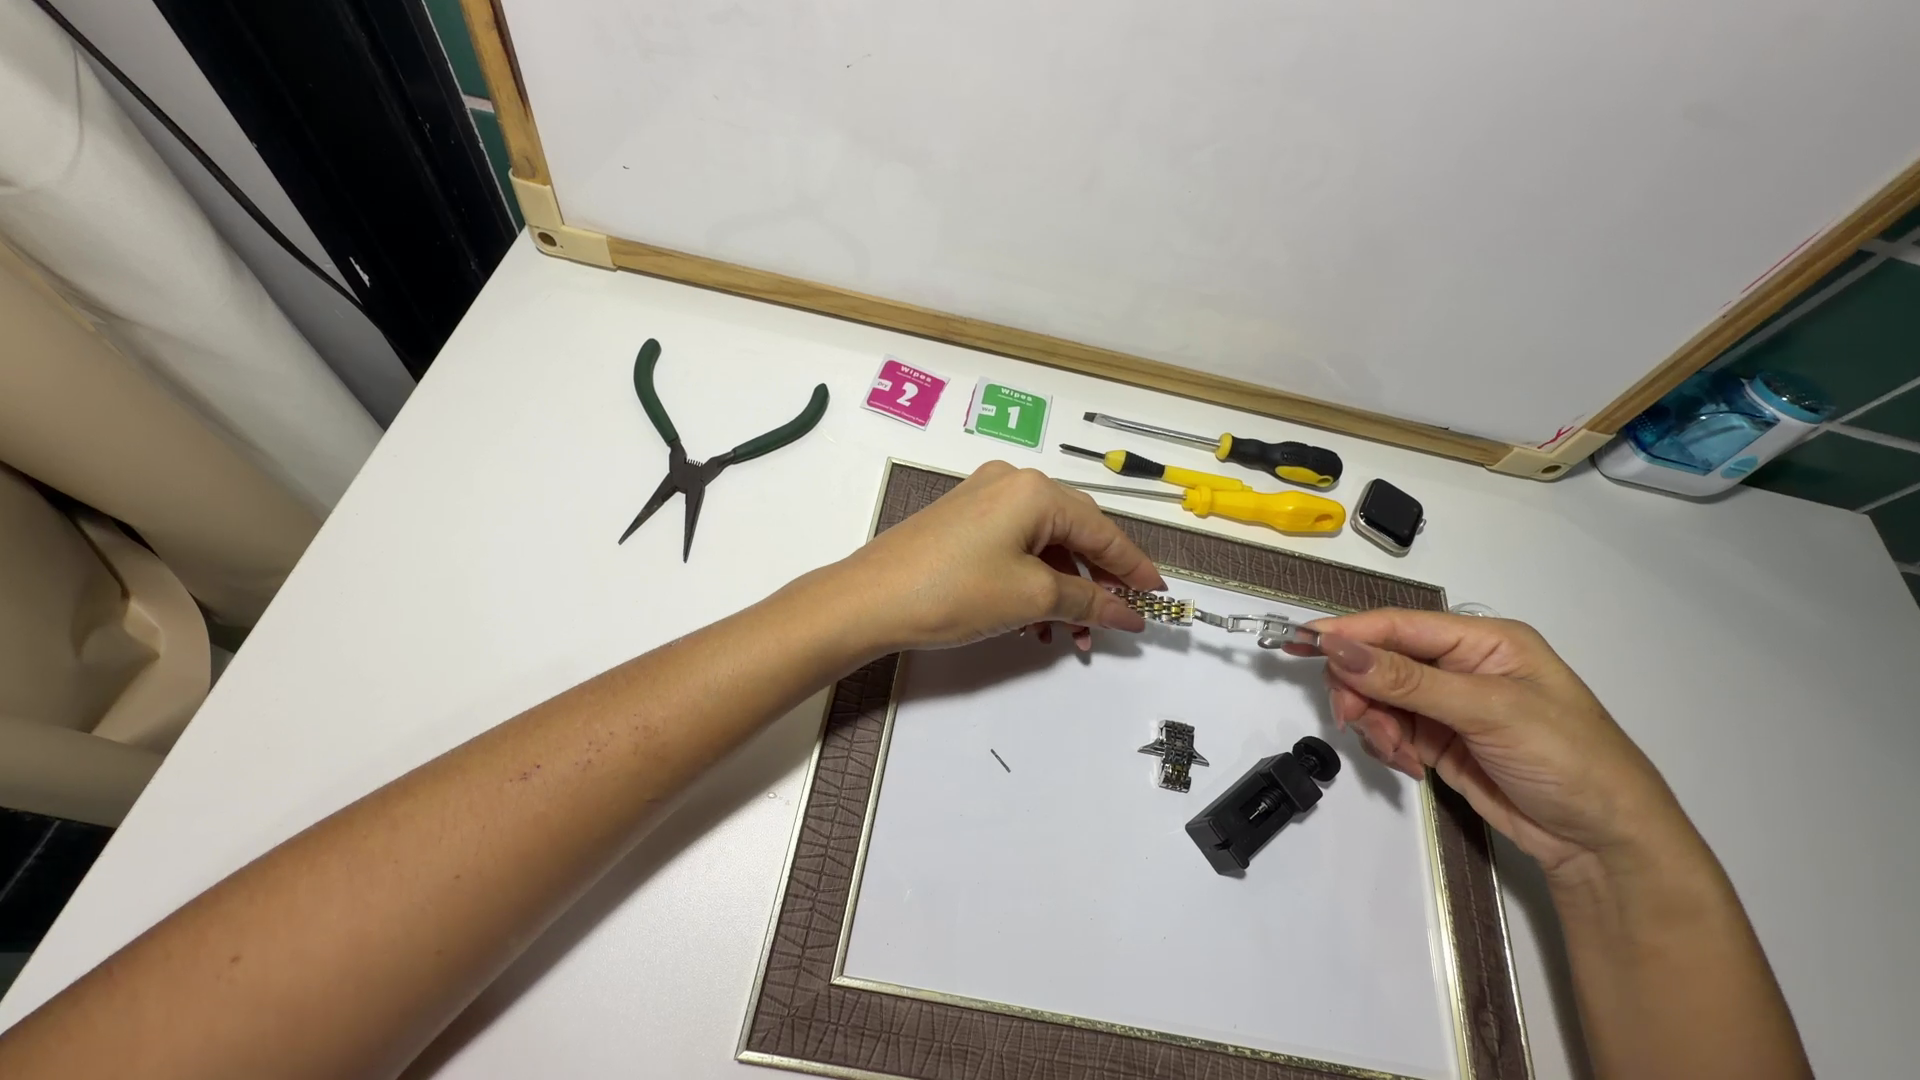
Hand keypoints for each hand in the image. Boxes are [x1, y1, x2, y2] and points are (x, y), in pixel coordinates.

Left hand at [830, 462, 1165, 652]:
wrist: (868, 601)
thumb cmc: (953, 593)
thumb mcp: (1031, 599)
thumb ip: (1088, 602)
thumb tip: (1129, 613)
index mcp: (1034, 490)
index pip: (1102, 529)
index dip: (1133, 567)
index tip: (1157, 596)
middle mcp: (1010, 482)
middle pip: (1074, 532)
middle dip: (1095, 582)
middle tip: (1114, 621)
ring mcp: (982, 498)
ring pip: (1043, 544)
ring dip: (1062, 589)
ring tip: (1068, 635)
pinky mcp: (961, 520)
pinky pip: (1014, 546)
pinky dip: (1032, 580)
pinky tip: (1034, 620)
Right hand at [1308, 610, 1689, 878]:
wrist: (1605, 845)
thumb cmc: (1567, 761)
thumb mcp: (1488, 712)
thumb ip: (1407, 680)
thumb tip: (1337, 648)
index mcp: (1483, 641)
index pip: (1397, 625)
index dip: (1347, 632)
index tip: (1300, 642)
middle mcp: (1460, 666)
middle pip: (1378, 660)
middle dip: (1360, 689)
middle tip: (1353, 720)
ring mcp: (1447, 705)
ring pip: (1376, 697)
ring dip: (1373, 723)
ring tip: (1397, 753)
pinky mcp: (1438, 740)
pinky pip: (1388, 729)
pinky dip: (1386, 746)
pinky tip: (1410, 765)